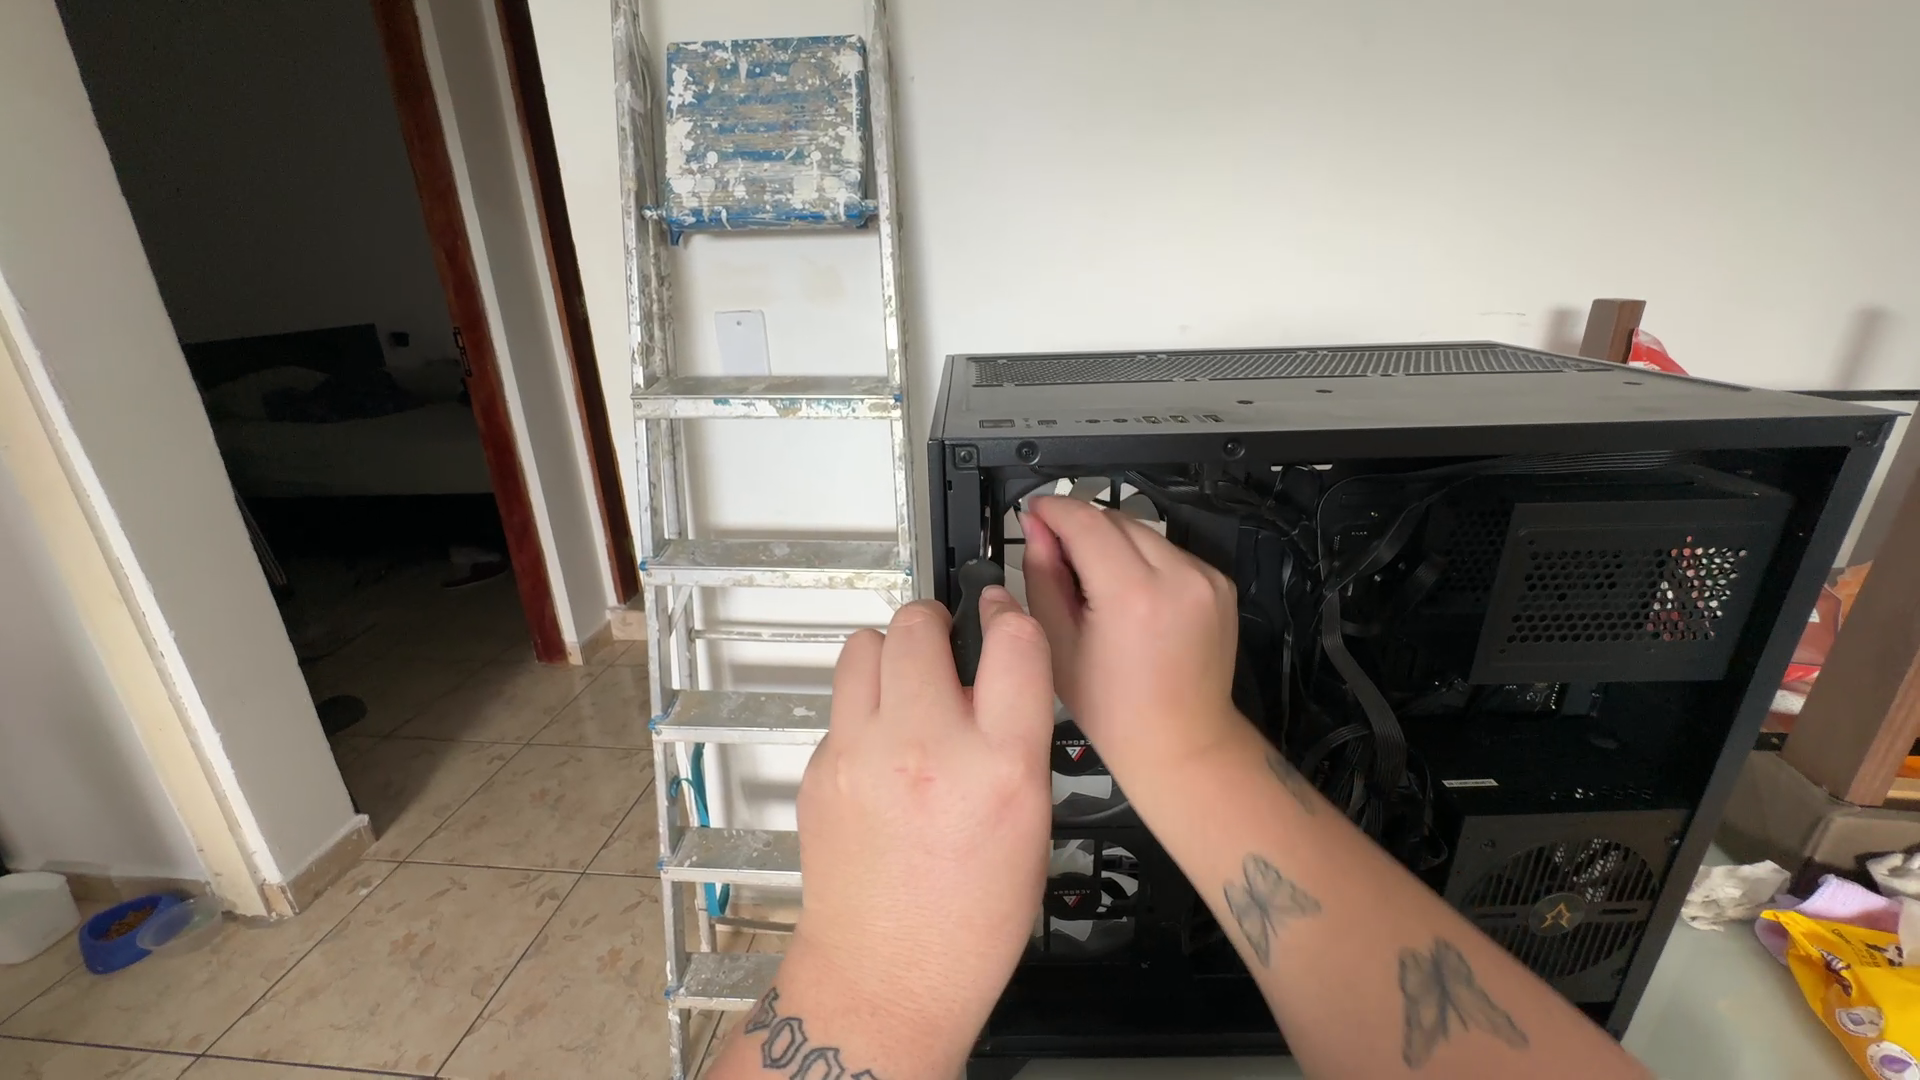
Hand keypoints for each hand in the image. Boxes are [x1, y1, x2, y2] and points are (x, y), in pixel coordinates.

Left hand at [786, 592, 1053, 1067]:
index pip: (1014, 642)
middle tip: (945, 649)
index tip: (999, 612)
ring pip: (865, 644)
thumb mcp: (1031, 820)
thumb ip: (1015, 732)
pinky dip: (865, 707)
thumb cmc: (970, 916)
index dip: (1008, 615)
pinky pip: (842, 701)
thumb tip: (993, 669)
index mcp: (999, 765)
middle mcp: (925, 747)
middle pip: (919, 623)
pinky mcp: (819, 767)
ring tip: (906, 688)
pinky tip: (880, 746)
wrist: (886, 975)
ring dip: (891, 652)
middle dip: (937, 624)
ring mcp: (860, 754)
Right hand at [1022, 494, 1244, 777]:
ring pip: (1143, 532)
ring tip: (1093, 585)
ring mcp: (1206, 578)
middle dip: (1080, 528)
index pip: (1086, 523)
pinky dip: (1143, 560)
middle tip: (1057, 557)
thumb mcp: (1058, 645)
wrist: (1182, 741)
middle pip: (1115, 520)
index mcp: (1133, 596)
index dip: (1054, 509)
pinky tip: (1129, 596)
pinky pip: (1169, 552)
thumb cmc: (1115, 710)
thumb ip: (1043, 576)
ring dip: (1111, 543)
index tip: (1036, 512)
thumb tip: (1036, 528)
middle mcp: (1178, 578)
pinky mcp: (1219, 583)